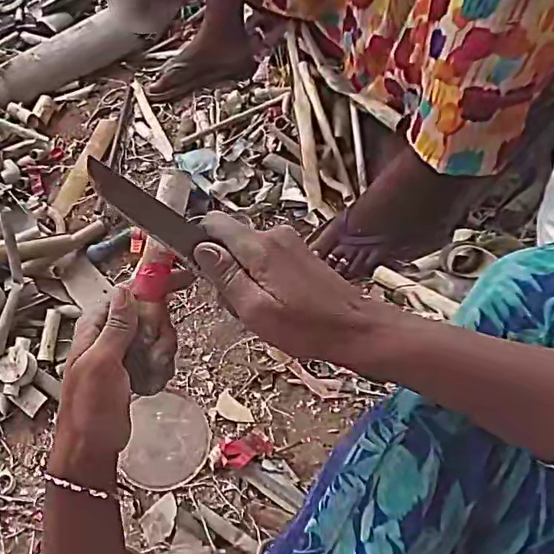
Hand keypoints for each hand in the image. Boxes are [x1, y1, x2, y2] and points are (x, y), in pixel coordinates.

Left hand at [54, 289, 149, 476]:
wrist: (92, 449)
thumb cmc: (88, 410)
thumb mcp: (102, 363)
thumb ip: (116, 326)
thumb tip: (124, 291)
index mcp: (94, 328)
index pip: (125, 293)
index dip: (151, 286)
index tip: (178, 280)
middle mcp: (108, 337)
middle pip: (148, 315)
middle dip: (158, 333)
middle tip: (151, 352)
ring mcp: (122, 355)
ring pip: (157, 338)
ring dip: (159, 356)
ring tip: (146, 374)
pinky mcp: (134, 371)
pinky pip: (158, 360)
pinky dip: (158, 372)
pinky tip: (147, 385)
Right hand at [193, 212, 385, 364]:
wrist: (356, 330)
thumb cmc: (307, 328)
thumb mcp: (255, 310)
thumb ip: (225, 276)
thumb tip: (201, 249)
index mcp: (259, 248)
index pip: (213, 223)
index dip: (197, 243)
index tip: (196, 270)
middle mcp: (274, 236)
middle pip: (228, 239)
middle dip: (221, 268)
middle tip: (234, 302)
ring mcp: (288, 242)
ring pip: (245, 251)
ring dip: (240, 277)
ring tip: (257, 308)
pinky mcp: (298, 252)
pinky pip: (263, 258)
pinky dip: (258, 278)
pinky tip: (271, 303)